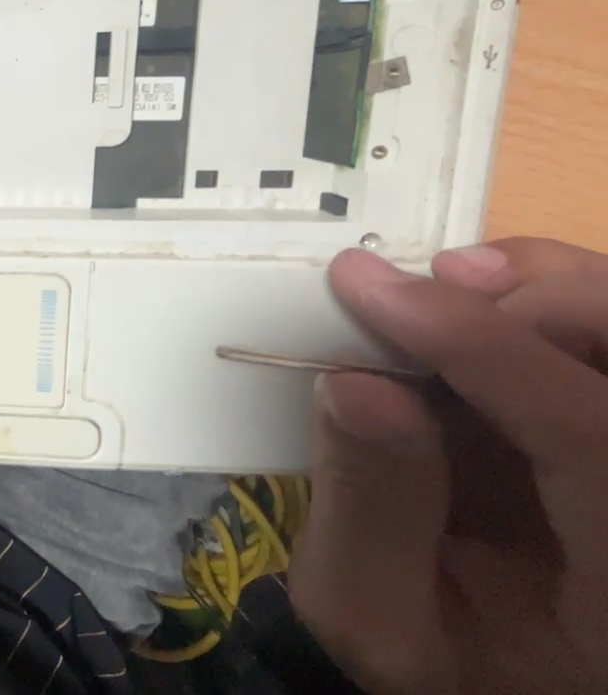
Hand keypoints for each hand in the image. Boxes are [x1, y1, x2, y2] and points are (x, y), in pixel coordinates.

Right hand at [292, 239, 607, 693]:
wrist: (510, 687)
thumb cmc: (440, 672)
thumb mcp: (374, 618)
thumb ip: (365, 509)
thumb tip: (354, 383)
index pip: (598, 441)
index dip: (483, 348)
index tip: (367, 287)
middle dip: (543, 306)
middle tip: (426, 287)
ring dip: (552, 294)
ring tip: (448, 283)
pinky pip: (599, 361)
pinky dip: (549, 312)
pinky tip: (482, 302)